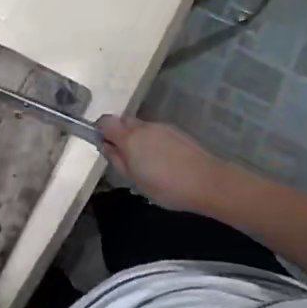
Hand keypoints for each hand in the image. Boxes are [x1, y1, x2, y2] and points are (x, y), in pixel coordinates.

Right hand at [96, 115, 236, 213]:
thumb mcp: (134, 179)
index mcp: (129, 136)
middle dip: (118, 134)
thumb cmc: (166, 186)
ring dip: (136, 139)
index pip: (106, 121)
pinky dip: (152, 142)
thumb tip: (105, 145)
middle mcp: (144, 126)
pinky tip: (161, 161)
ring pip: (140, 127)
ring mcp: (162, 127)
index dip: (100, 130)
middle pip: (123, 122)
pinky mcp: (176, 132)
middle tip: (122, 157)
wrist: (206, 181)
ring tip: (144, 163)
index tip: (102, 144)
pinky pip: (155, 132)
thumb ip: (116, 159)